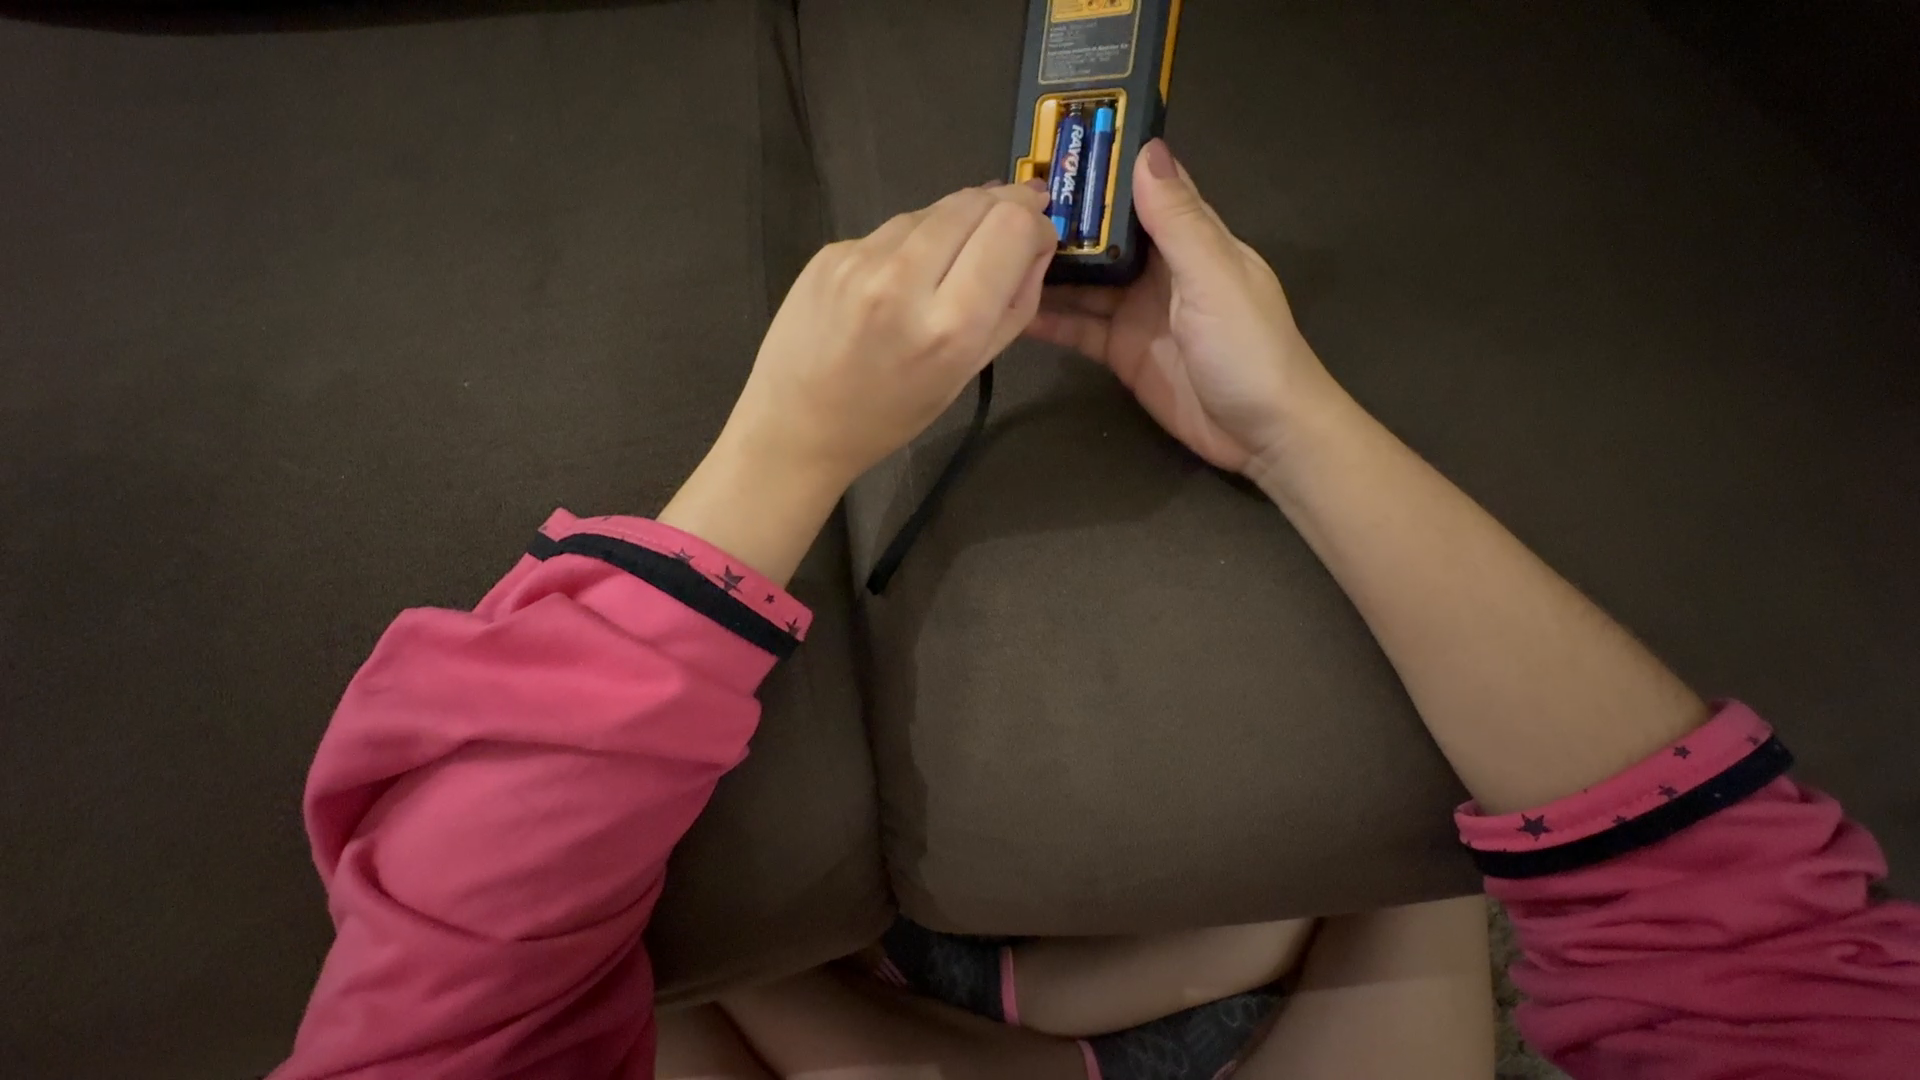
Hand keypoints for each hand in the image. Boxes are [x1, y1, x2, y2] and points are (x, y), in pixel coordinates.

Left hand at [661, 181, 1055, 583]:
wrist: (797, 424)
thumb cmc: (890, 416)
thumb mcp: (964, 376)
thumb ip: (1012, 310)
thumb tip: (1037, 249)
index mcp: (950, 326)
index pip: (1012, 228)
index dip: (1037, 225)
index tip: (1039, 239)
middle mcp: (905, 280)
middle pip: (976, 202)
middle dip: (1005, 208)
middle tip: (1013, 225)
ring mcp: (860, 259)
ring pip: (934, 209)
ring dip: (958, 223)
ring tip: (955, 258)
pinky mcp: (831, 250)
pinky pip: (893, 228)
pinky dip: (913, 241)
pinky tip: (904, 274)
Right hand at [1026, 140, 1341, 475]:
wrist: (1259, 433)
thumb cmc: (1248, 348)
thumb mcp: (1214, 277)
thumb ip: (1178, 220)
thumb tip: (1147, 150)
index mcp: (1191, 239)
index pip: (1143, 191)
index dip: (1104, 169)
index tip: (1053, 149)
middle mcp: (1159, 269)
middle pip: (1104, 237)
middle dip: (1062, 222)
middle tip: (1003, 209)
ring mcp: (1136, 311)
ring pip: (1083, 282)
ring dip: (1047, 271)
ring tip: (996, 256)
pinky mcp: (1120, 351)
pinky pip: (1078, 329)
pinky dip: (1048, 321)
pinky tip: (1011, 310)